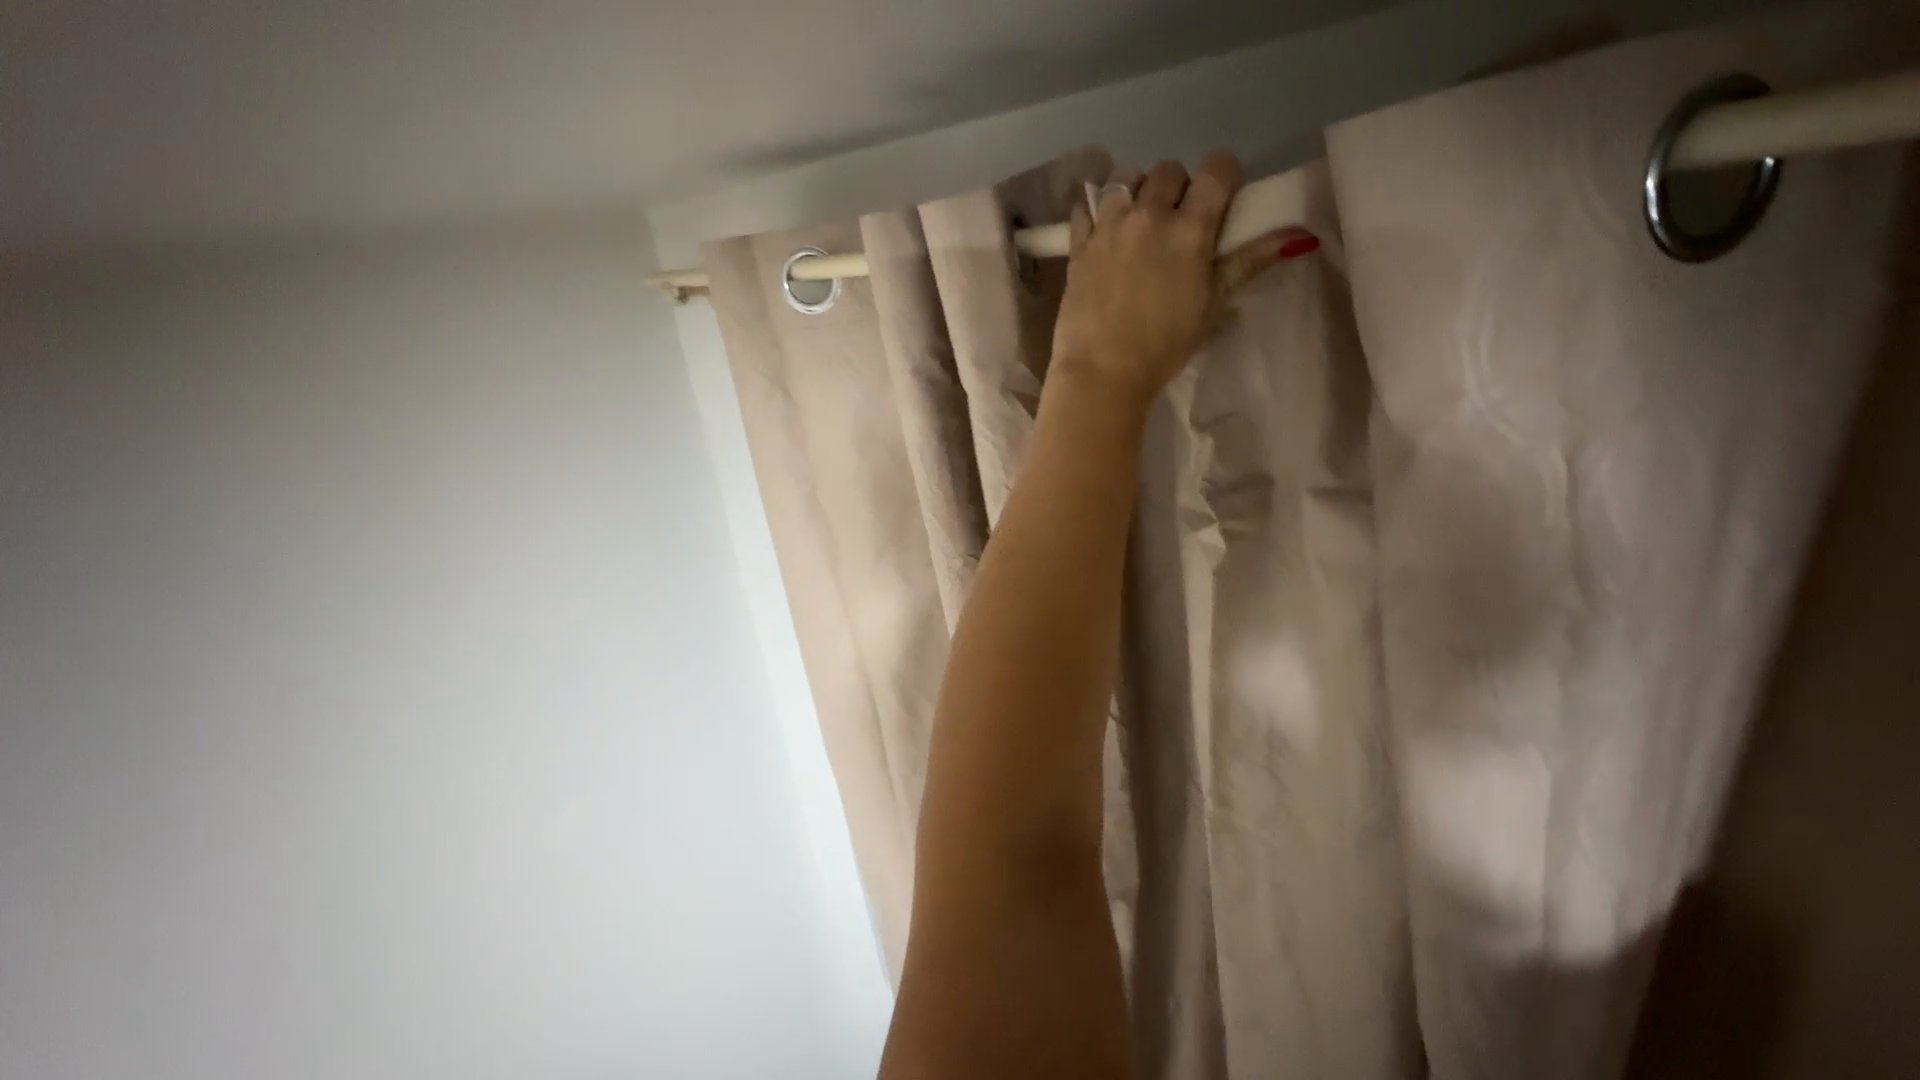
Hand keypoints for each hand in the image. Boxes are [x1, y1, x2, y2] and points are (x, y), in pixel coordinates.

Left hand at [1050, 151, 1316, 409]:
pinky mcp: (1077, 245)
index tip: (1221, 196)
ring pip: (1124, 179)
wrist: (1104, 370)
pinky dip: (1096, 210)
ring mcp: (1109, 227)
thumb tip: (1299, 234)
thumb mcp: (1214, 303)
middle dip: (1178, 186)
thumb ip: (1249, 262)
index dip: (1223, 175)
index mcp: (1190, 228)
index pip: (1216, 169)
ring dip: (1136, 190)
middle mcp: (1149, 215)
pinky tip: (1103, 230)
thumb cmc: (1165, 345)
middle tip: (1177, 219)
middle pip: (1168, 170)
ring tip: (1137, 220)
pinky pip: (1086, 206)